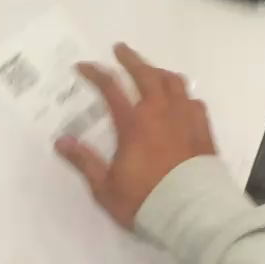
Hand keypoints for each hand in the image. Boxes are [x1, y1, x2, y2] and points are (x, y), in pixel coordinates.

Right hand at [57, 43, 217, 228]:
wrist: (194, 214)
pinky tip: (182, 100)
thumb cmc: (146, 201)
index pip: (111, 87)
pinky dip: (184, 95)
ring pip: (174, 83)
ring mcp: (186, 119)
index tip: (83, 67)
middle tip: (120, 50)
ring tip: (152, 70)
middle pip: (146, 74)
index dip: (95, 73)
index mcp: (134, 123)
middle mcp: (161, 113)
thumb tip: (61, 141)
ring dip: (159, 71)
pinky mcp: (204, 131)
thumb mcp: (106, 187)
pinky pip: (194, 102)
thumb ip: (84, 162)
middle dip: (131, 59)